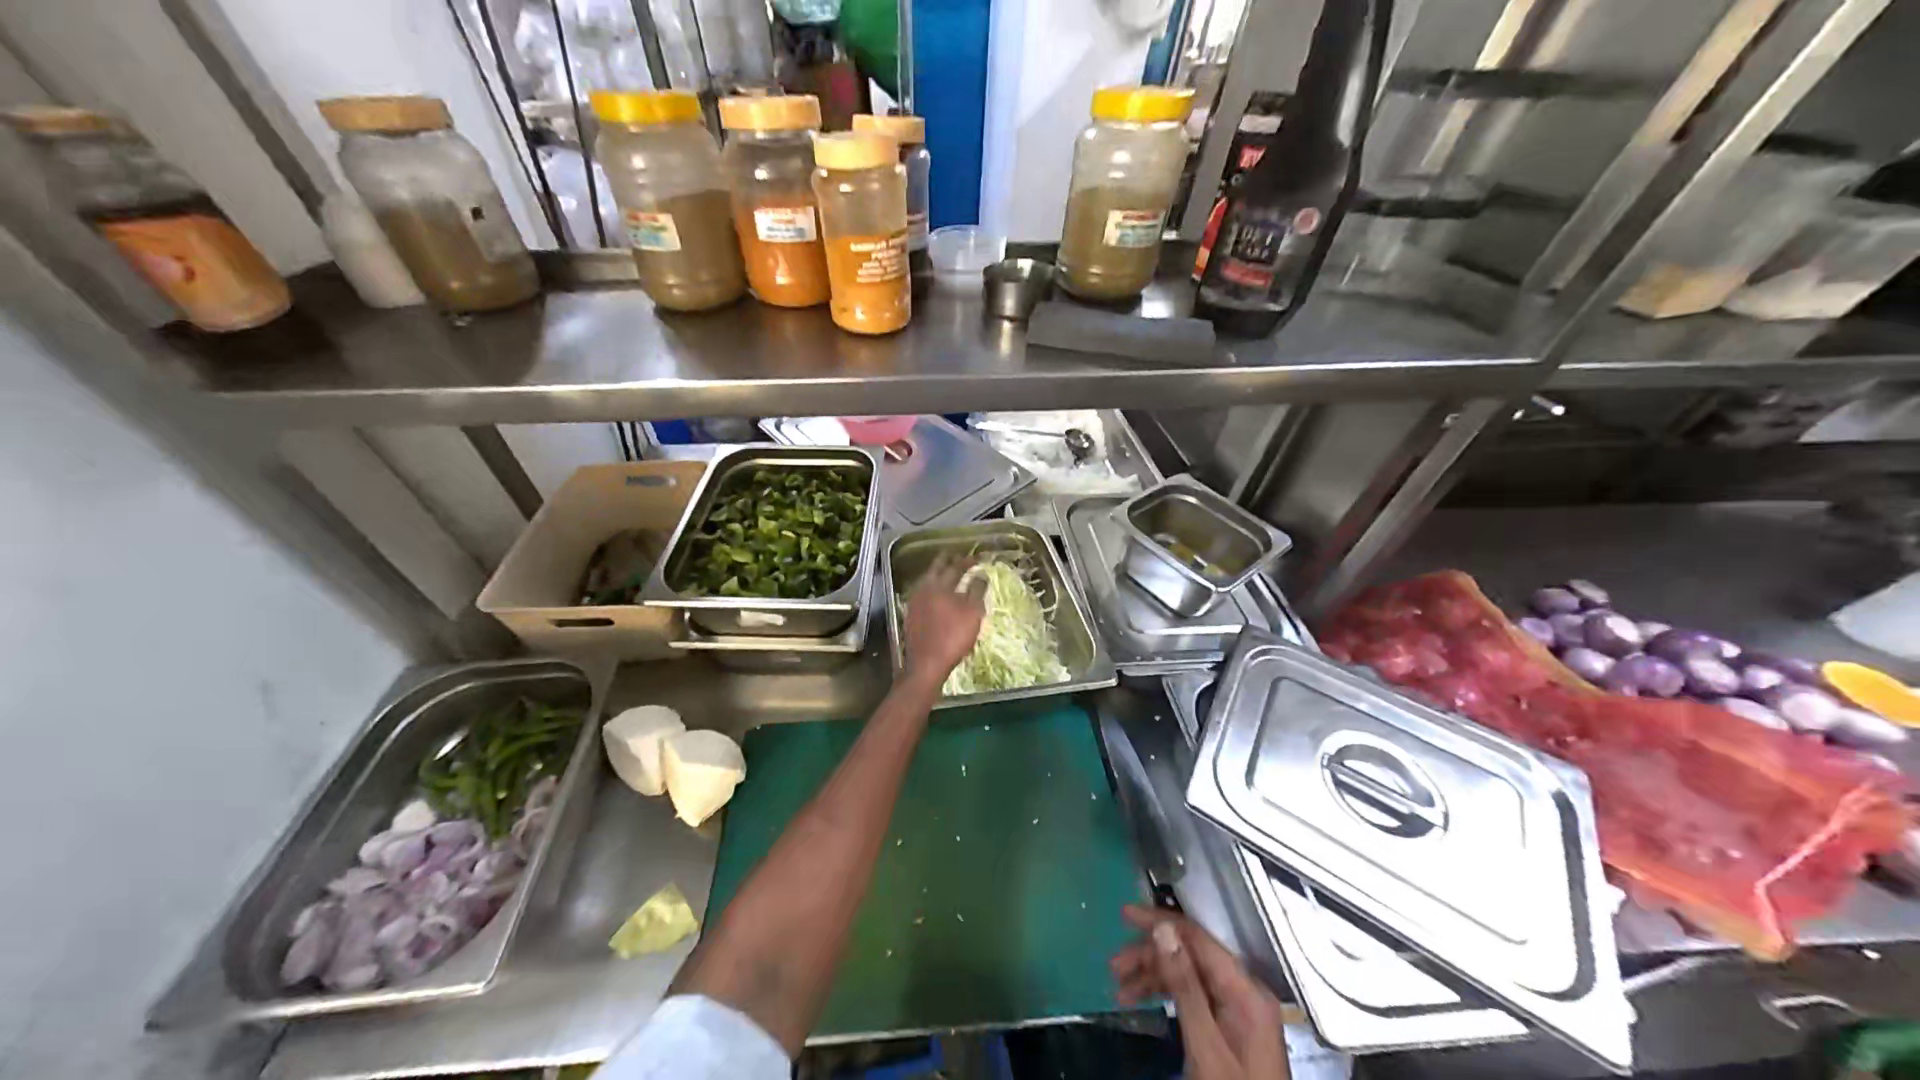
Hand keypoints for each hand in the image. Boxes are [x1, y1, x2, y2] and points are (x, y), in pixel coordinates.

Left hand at [902, 555, 984, 685]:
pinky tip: (939, 596)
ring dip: (939, 575)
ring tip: (950, 575)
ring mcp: (914, 602)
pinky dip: (933, 590)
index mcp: (938, 584)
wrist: (926, 664)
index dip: (967, 561)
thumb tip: (981, 574)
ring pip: (928, 581)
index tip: (976, 558)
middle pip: (936, 569)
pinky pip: (924, 594)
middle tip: (958, 557)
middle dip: (948, 562)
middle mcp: (923, 588)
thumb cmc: (953, 636)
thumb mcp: (972, 613)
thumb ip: (977, 590)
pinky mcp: (911, 615)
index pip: (954, 566)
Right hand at [1110, 905, 1289, 1079]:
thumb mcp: (1204, 1045)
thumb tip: (1163, 930)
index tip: (1125, 915)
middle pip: (1191, 955)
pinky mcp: (1230, 1027)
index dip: (1160, 922)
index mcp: (1245, 990)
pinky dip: (1166, 994)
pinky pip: (1194, 996)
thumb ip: (1185, 985)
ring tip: (1119, 988)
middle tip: (1114, 966)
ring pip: (1189, 975)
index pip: (1197, 938)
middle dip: (1150, 955)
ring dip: (1153, 976)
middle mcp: (1244, 991)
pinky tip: (1140, 999)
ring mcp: (1238, 1010)